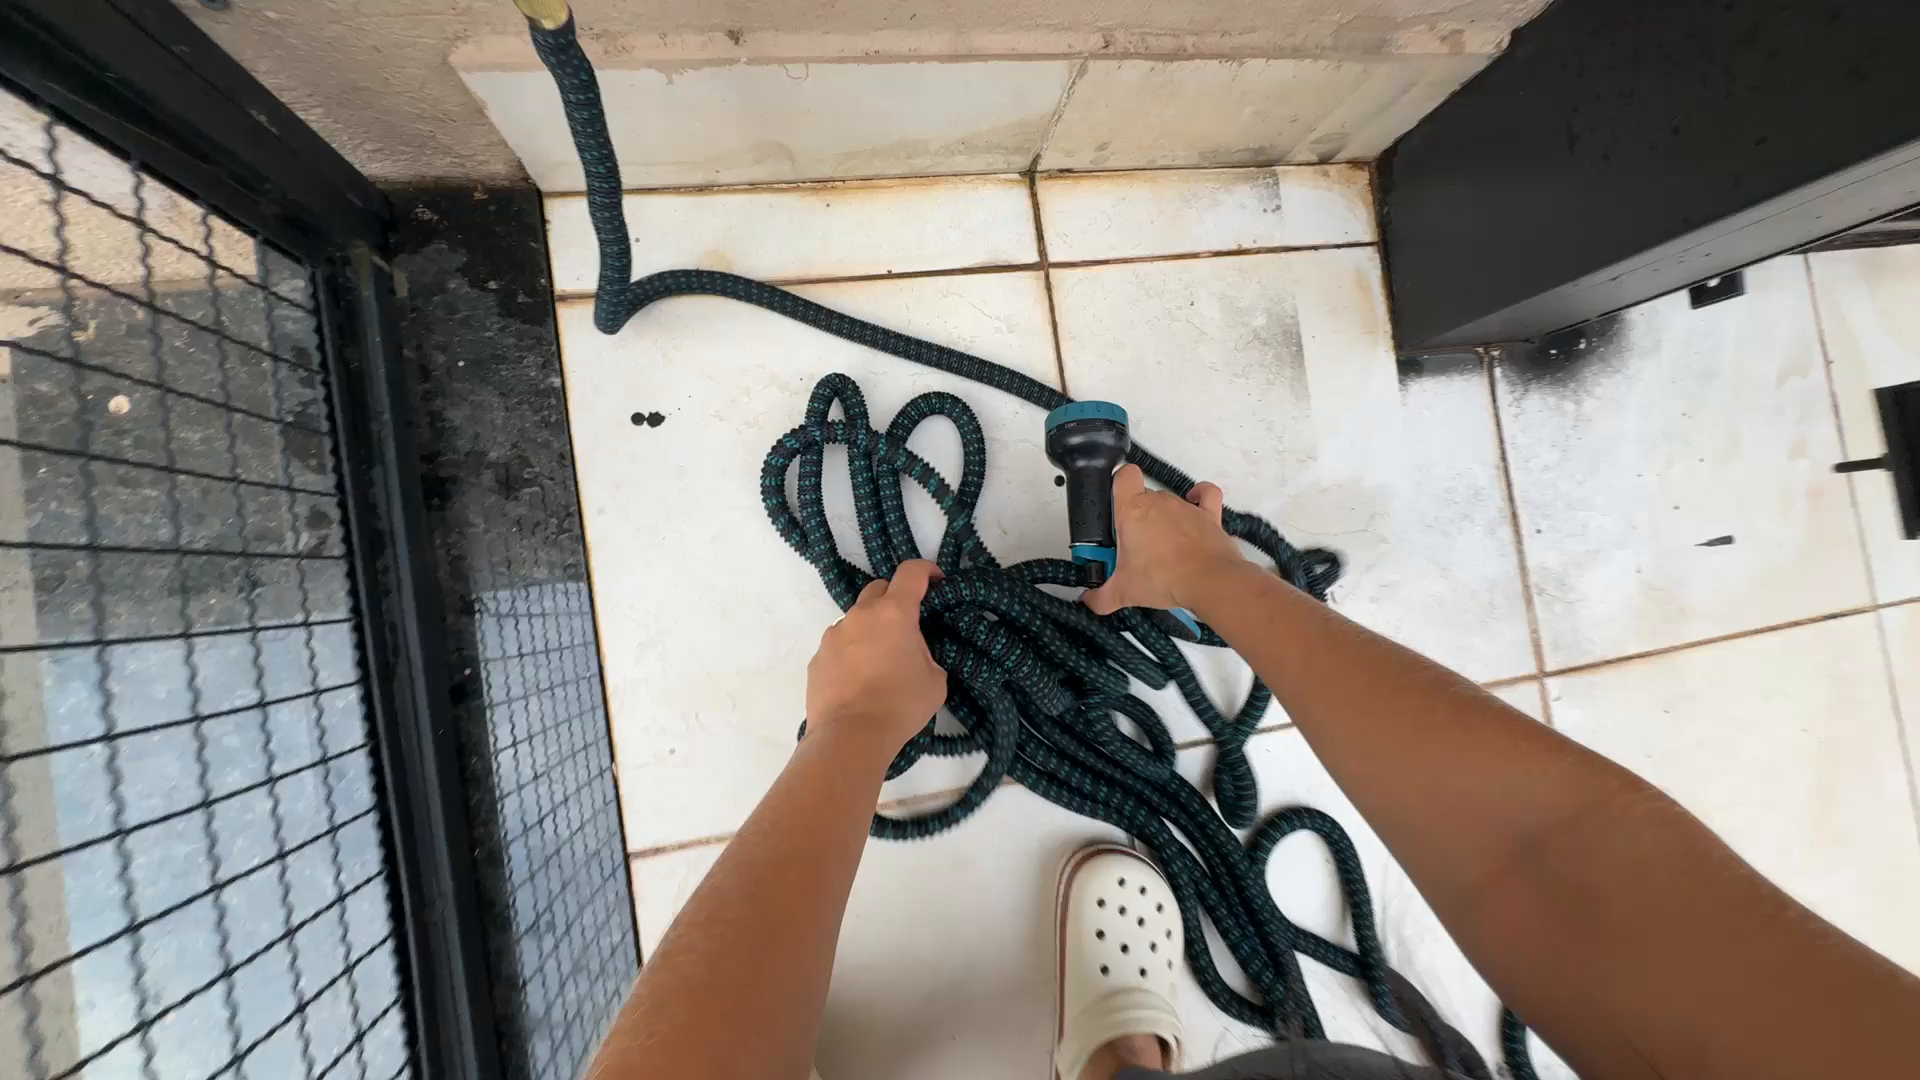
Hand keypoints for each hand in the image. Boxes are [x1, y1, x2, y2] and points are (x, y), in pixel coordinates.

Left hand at [805, 559, 947, 762]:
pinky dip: (852, 652)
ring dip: (871, 628)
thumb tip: (914, 651)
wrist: (850, 737)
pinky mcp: (818, 657)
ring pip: (856, 618)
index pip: (911, 572)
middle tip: (908, 625)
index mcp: (894, 613)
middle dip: (895, 598)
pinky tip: (859, 679)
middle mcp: (861, 615)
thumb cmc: (900, 705)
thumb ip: (927, 653)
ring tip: (881, 660)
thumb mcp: (935, 679)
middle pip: (879, 589)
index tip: (936, 581)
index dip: (926, 570)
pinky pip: (839, 644)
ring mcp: (834, 635)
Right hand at [1083, 465, 1246, 614]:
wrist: (1209, 581)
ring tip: (1160, 548)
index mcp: (1132, 511)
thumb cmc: (1166, 577)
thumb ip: (1101, 597)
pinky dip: (1200, 496)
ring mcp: (1184, 507)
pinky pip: (1205, 495)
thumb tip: (1089, 601)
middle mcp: (1158, 502)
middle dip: (1135, 519)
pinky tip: (1194, 504)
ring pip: (1168, 502)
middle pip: (1142, 498)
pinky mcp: (1208, 515)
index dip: (1117, 484)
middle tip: (1132, 548)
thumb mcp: (1124, 592)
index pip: (1123, 476)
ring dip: (1162, 519)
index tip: (1113, 506)